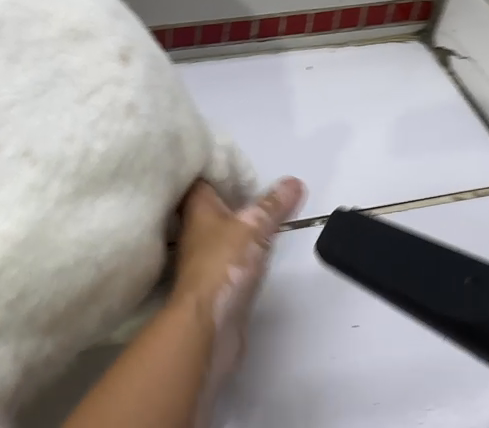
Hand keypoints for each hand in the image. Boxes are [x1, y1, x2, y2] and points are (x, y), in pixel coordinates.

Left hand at [170, 177, 304, 387]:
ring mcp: (202, 254)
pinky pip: (229, 254)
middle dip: (232, 194)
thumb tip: (294, 181)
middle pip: (212, 203)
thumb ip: (273, 205)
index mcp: (196, 206)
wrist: (207, 325)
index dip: (219, 167)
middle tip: (260, 186)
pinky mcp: (213, 279)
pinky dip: (242, 248)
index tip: (244, 163)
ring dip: (238, 223)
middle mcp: (194, 226)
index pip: (201, 175)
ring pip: (220, 229)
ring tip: (265, 213)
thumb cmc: (223, 265)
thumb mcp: (253, 227)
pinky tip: (259, 248)